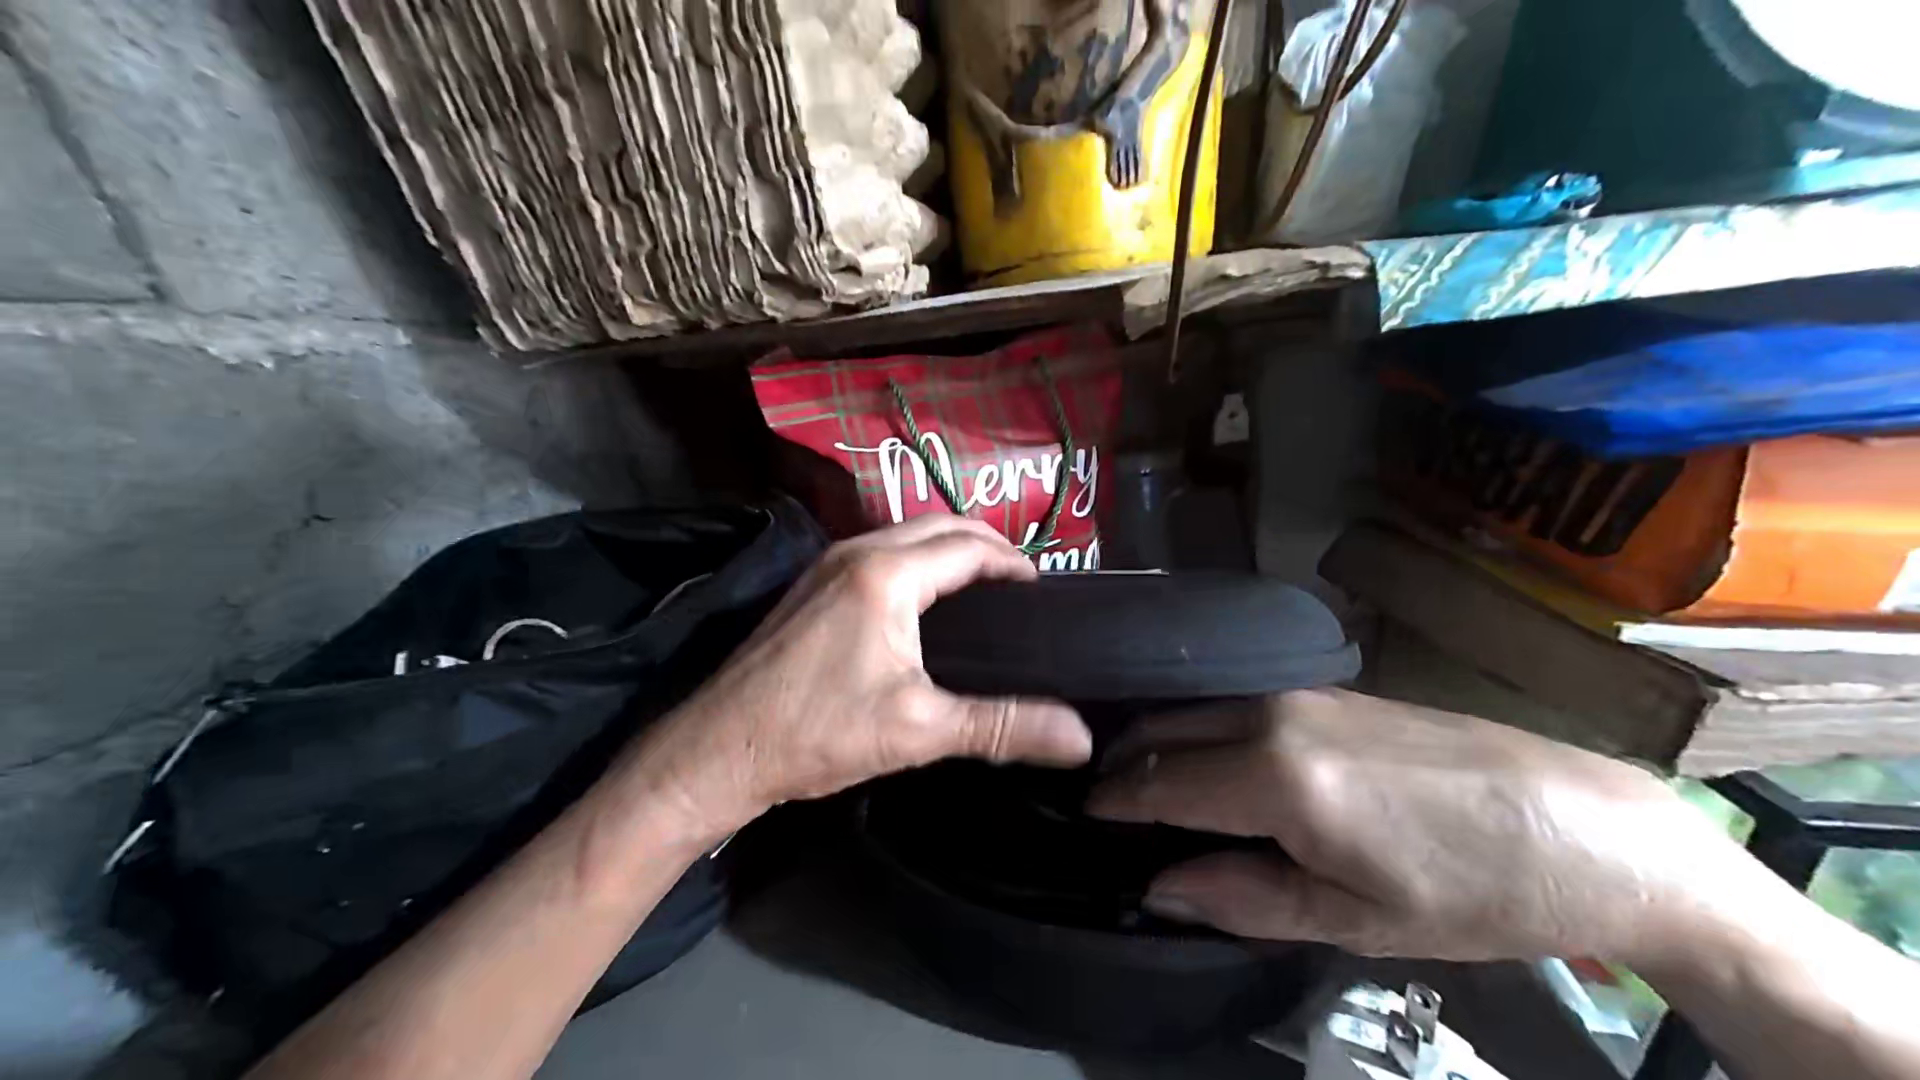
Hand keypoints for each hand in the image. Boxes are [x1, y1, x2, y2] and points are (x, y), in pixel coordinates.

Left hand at [631, 515, 1092, 837]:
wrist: (718, 748)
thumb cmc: (817, 733)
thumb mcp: (918, 730)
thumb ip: (1003, 725)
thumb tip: (1081, 737)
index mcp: (886, 574)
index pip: (968, 547)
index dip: (1012, 562)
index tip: (1043, 588)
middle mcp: (856, 552)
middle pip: (938, 526)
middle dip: (985, 545)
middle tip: (1020, 584)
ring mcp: (827, 564)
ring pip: (906, 535)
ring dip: (948, 549)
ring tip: (983, 587)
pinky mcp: (811, 585)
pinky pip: (880, 552)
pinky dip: (917, 560)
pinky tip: (926, 599)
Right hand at [1087, 689, 1760, 966]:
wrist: (1589, 824)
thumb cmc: (1474, 890)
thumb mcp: (1358, 919)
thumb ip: (1244, 897)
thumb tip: (1157, 885)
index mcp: (1277, 779)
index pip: (1160, 782)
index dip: (1113, 801)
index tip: (1081, 816)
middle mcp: (1271, 718)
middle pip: (1163, 731)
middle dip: (1122, 764)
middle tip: (1103, 803)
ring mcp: (1298, 694)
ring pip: (1193, 712)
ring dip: (1157, 744)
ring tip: (1144, 785)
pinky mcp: (1323, 690)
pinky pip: (1230, 706)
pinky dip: (1197, 732)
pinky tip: (1207, 761)